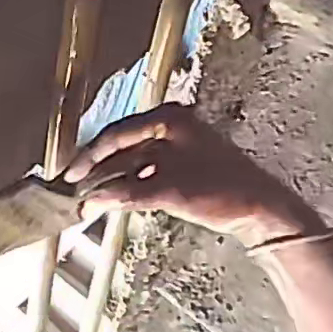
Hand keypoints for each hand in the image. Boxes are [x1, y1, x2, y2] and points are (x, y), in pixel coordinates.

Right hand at [62, 104, 324, 247]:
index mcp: (168, 119)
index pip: (116, 135)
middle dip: (96, 170)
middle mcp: (170, 127)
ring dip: (109, 181)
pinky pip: (142, 173)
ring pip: (130, 162)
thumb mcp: (168, 191)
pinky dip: (126, 186)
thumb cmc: (221, 191)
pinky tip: (110, 199)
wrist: (263, 211)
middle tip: (72, 189)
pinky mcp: (179, 166)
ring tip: (87, 198)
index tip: (69, 176)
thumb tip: (88, 201)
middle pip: (120, 148)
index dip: (89, 158)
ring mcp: (175, 146)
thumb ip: (125, 194)